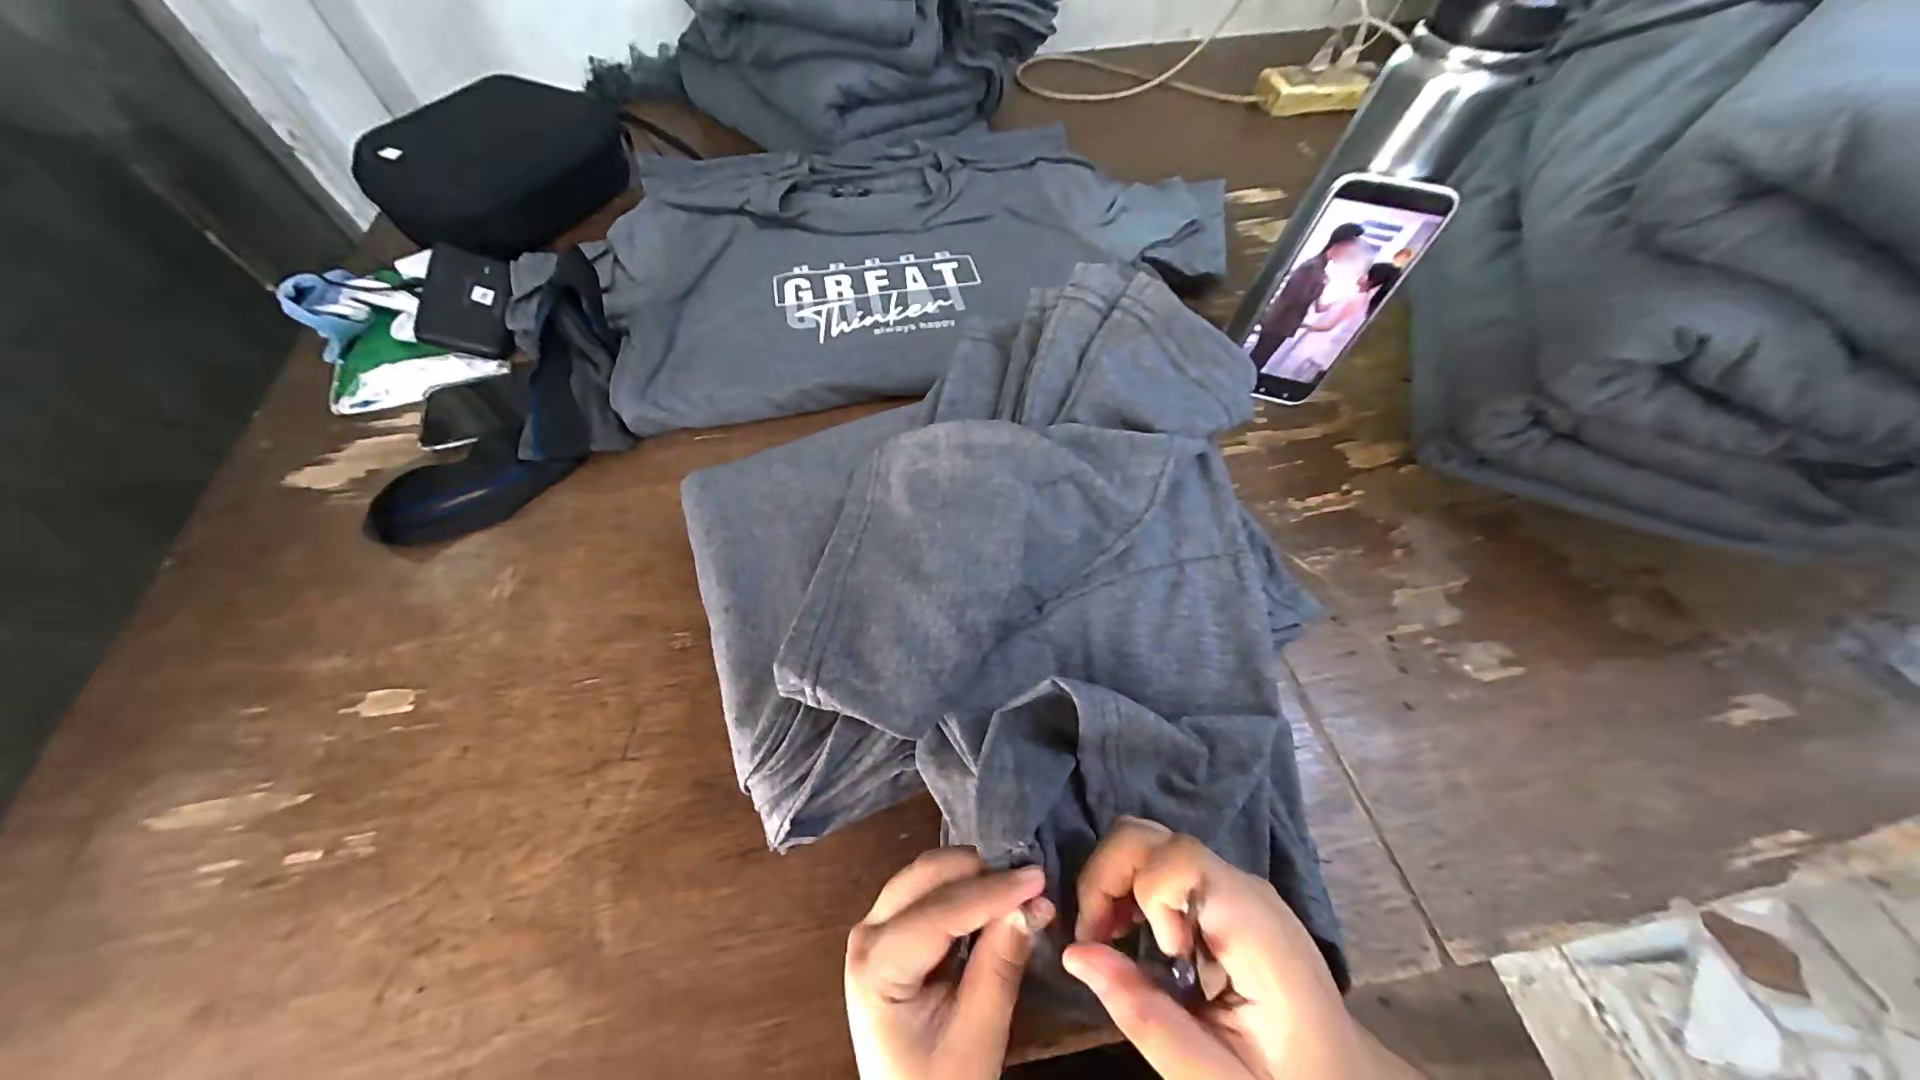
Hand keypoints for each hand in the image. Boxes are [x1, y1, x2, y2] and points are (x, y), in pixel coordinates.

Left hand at [845, 849, 1054, 1079]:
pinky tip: (992, 900)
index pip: (941, 911)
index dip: (992, 891)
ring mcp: (873, 928)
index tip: (1038, 877)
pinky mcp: (886, 930)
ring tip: (1017, 891)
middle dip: (981, 874)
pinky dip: (962, 887)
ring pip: (926, 875)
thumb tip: (1030, 905)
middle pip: (927, 878)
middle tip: (1031, 884)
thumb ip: (1000, 965)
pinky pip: (926, 890)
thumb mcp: (977, 1038)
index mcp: (877, 966)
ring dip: (973, 876)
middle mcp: (866, 934)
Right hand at [1063, 818, 1417, 1079]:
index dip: (1146, 892)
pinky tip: (1133, 937)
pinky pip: (1161, 865)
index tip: (1153, 955)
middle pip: (1152, 837)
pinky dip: (1129, 889)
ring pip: (1149, 843)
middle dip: (1107, 878)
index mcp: (1254, 925)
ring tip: (1110, 940)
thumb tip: (1073, 953)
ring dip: (1113, 882)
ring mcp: (1233, 885)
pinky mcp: (1222, 893)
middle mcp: (1242, 887)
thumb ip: (1147, 1019)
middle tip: (1097, 940)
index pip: (1180, 856)